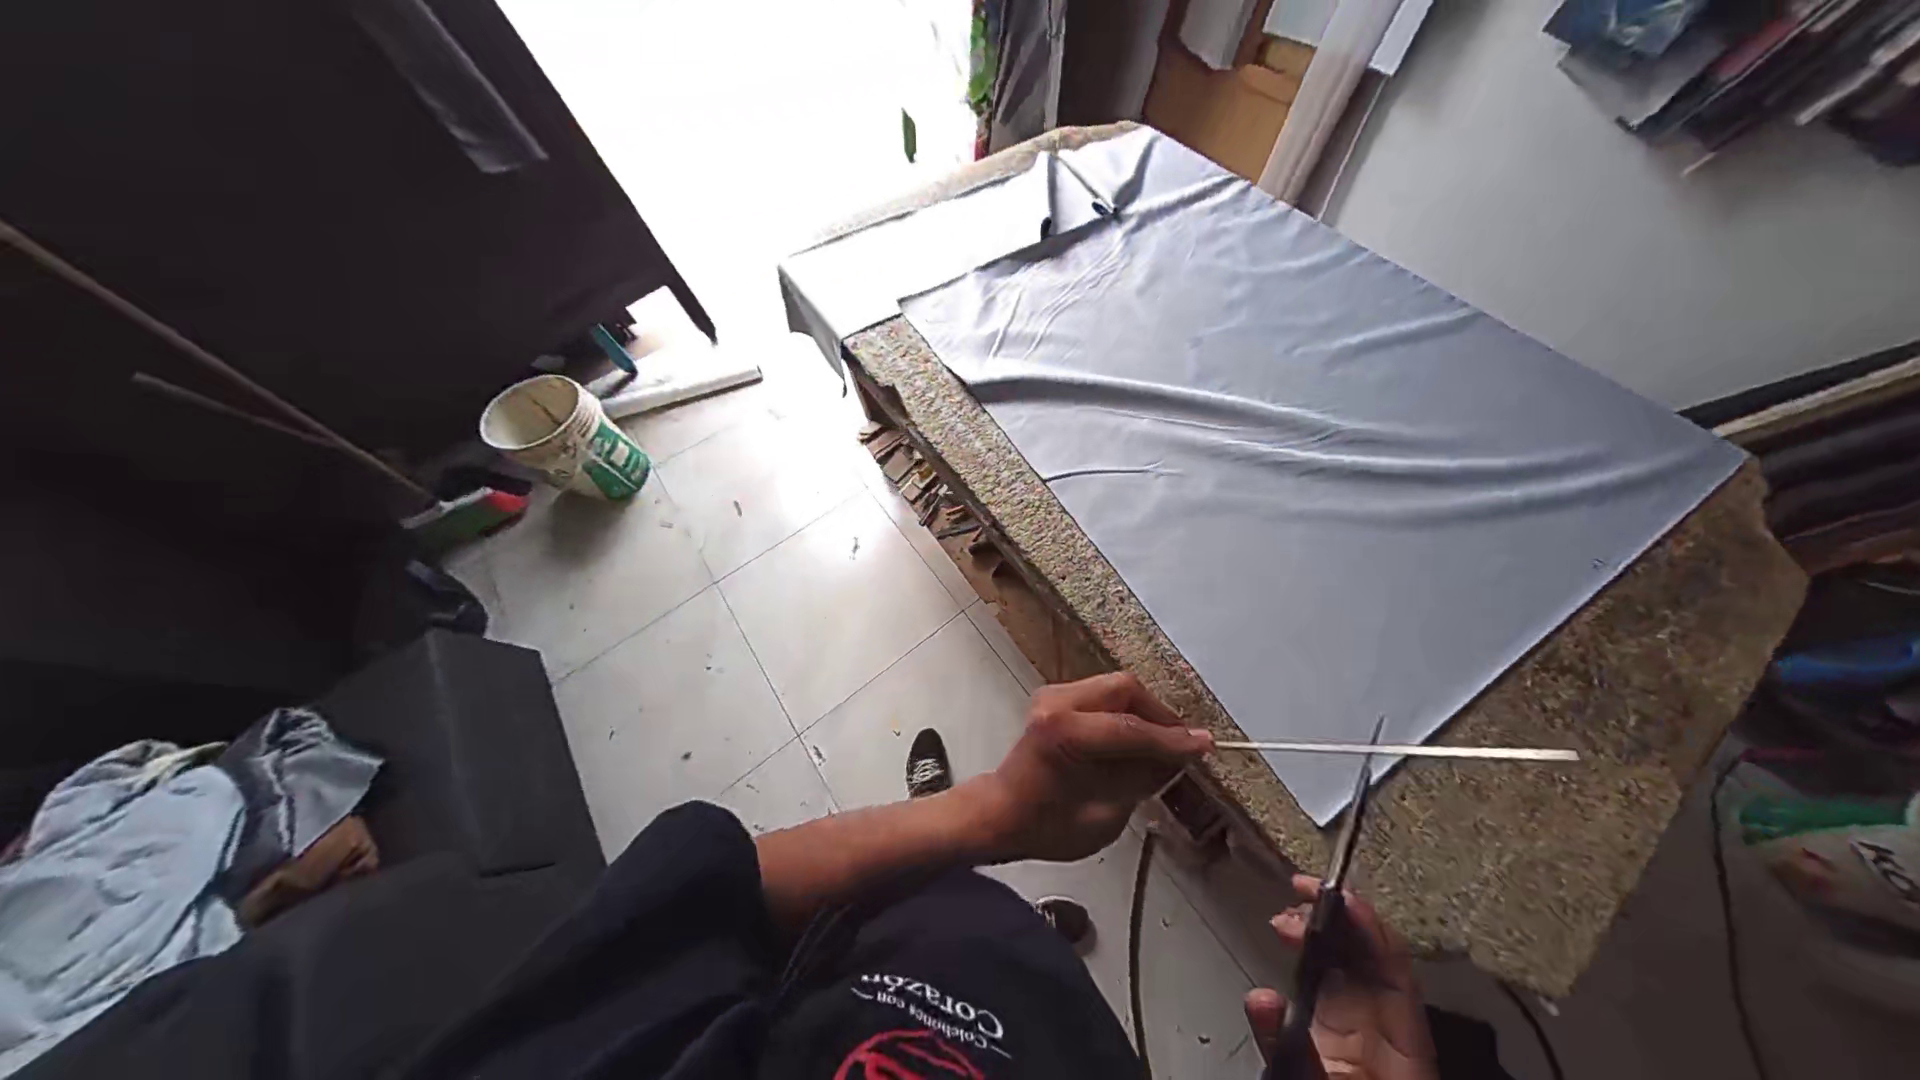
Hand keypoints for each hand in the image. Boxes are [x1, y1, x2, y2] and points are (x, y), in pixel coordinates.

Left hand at [968, 672, 1211, 862]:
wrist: (1003, 813)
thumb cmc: (1048, 825)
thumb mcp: (1107, 813)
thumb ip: (1143, 777)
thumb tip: (1179, 756)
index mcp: (1063, 732)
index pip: (1131, 728)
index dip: (1172, 739)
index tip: (1206, 746)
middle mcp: (1056, 702)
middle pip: (1125, 689)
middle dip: (1159, 716)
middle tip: (1182, 745)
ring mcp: (1053, 694)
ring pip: (1116, 687)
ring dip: (1144, 712)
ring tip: (1163, 745)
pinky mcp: (1055, 697)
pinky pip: (1103, 695)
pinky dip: (1127, 712)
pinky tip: (1138, 740)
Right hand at [1244, 875, 1436, 1079]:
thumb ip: (1295, 1058)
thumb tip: (1260, 998)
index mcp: (1404, 1058)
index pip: (1396, 980)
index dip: (1372, 932)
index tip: (1337, 896)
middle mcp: (1386, 1043)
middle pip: (1371, 968)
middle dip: (1338, 923)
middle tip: (1298, 898)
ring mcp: (1358, 1046)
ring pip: (1347, 977)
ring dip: (1320, 938)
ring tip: (1287, 919)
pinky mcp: (1332, 1051)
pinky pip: (1321, 1001)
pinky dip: (1304, 969)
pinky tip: (1287, 950)